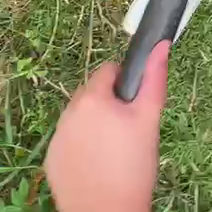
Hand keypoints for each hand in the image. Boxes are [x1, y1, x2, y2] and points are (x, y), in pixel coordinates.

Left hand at [44, 42, 168, 211]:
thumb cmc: (133, 166)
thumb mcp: (149, 119)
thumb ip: (154, 78)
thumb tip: (160, 45)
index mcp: (92, 98)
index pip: (108, 70)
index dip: (124, 86)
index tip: (133, 108)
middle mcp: (68, 111)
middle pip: (92, 93)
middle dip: (108, 104)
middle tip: (126, 131)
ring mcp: (57, 137)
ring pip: (80, 116)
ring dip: (94, 123)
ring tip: (112, 150)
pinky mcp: (51, 159)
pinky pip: (69, 139)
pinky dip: (80, 145)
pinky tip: (96, 163)